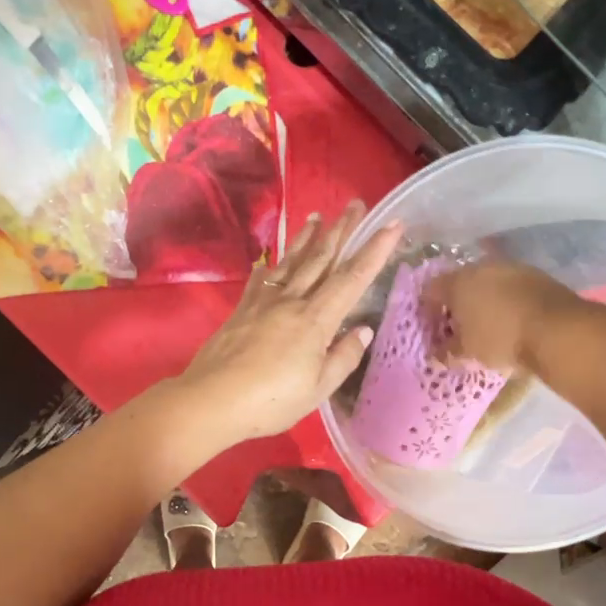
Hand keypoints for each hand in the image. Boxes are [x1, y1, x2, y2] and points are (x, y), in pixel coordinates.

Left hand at [169, 204, 403, 447]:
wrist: (212, 400)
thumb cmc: (270, 401)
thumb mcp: (317, 389)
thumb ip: (343, 358)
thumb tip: (362, 331)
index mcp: (315, 320)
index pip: (352, 279)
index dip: (375, 251)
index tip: (393, 224)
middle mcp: (291, 302)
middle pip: (320, 259)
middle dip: (341, 230)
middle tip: (354, 204)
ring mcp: (263, 303)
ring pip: (291, 263)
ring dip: (306, 238)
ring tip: (316, 216)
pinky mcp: (241, 311)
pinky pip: (260, 279)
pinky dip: (270, 265)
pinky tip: (272, 258)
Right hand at [424, 259, 582, 373]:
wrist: (557, 330)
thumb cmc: (500, 339)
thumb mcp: (466, 353)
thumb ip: (445, 352)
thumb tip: (435, 354)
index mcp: (457, 282)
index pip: (429, 291)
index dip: (426, 312)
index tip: (431, 331)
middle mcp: (482, 267)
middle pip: (459, 283)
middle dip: (455, 305)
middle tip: (457, 330)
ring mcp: (512, 268)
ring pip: (486, 283)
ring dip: (481, 302)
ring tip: (485, 326)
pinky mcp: (537, 276)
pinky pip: (510, 288)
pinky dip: (504, 301)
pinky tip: (509, 321)